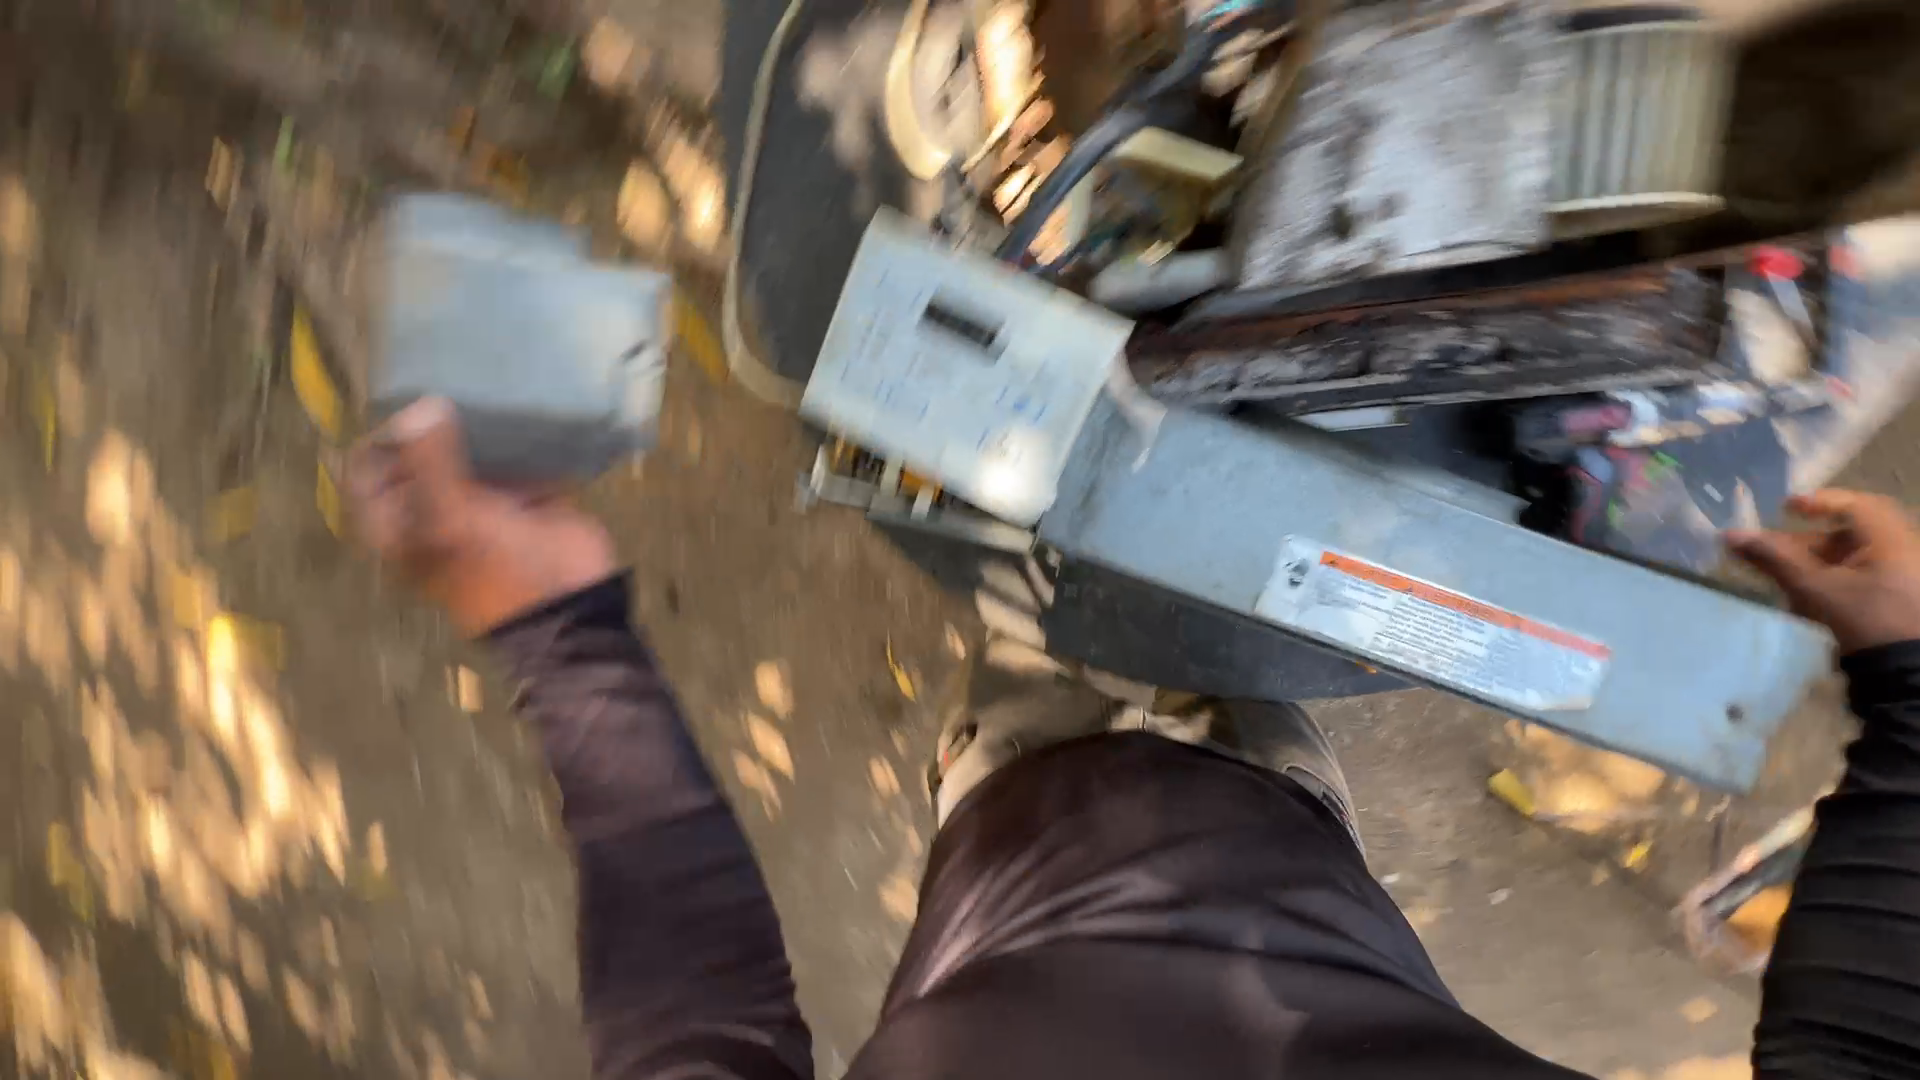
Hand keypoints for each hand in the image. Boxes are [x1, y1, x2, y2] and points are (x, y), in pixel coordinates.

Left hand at [349, 398, 616, 636]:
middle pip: (426, 453)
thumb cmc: (495, 568)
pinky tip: (533, 411)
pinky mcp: (534, 498)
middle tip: (457, 387)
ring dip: (485, 427)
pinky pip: (526, 461)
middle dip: (439, 422)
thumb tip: (424, 404)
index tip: (414, 409)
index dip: (384, 437)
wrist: (568, 601)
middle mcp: (439, 507)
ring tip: (493, 389)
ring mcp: (488, 503)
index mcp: (403, 520)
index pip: (371, 467)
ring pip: (477, 453)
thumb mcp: (452, 518)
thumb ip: (433, 461)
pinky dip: (530, 440)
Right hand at [1727, 489, 1919, 654]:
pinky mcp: (1893, 592)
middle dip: (1801, 537)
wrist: (1904, 663)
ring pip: (1847, 553)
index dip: (1820, 501)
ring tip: (1773, 570)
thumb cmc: (1863, 617)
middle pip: (1847, 531)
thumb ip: (1772, 558)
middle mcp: (1901, 550)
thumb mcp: (1813, 586)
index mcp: (1892, 542)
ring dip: (1808, 556)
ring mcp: (1899, 573)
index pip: (1859, 506)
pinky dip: (1823, 571)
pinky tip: (1800, 585)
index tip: (1784, 508)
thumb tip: (1729, 535)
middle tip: (1764, 547)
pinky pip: (1854, 570)